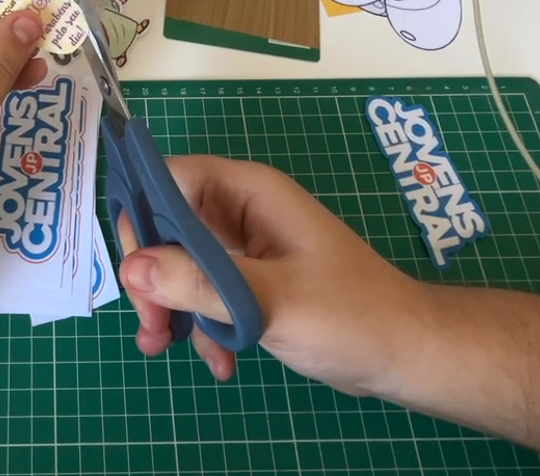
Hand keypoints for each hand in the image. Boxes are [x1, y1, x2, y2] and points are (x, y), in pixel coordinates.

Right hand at [117, 156, 434, 395]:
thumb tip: (131, 266)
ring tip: (165, 346)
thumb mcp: (271, 301)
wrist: (407, 358)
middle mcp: (239, 211)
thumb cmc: (352, 315)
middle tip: (150, 322)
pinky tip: (217, 359)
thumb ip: (201, 283)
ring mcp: (243, 247)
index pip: (173, 179)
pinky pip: (202, 290)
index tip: (134, 268)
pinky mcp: (247, 281)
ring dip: (169, 303)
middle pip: (168, 223)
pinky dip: (198, 322)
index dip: (145, 214)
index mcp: (248, 192)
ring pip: (179, 261)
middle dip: (152, 273)